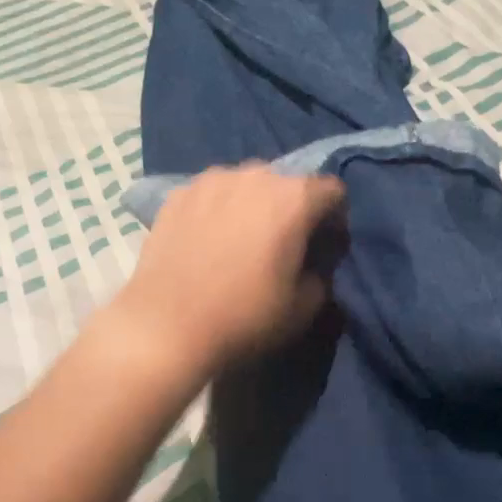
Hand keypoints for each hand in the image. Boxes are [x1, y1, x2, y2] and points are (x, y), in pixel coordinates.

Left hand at [106, 165, 345, 378]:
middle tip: (282, 246)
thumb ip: (322, 271)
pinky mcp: (178, 193)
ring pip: (247, 184)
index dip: (335, 220)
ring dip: (254, 205)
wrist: (166, 327)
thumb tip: (315, 259)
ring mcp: (211, 179)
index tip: (323, 248)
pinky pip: (212, 194)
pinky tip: (207, 242)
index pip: (333, 191)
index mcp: (294, 197)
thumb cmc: (244, 317)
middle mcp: (255, 174)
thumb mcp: (305, 307)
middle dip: (293, 209)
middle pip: (288, 183)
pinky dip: (219, 210)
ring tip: (241, 242)